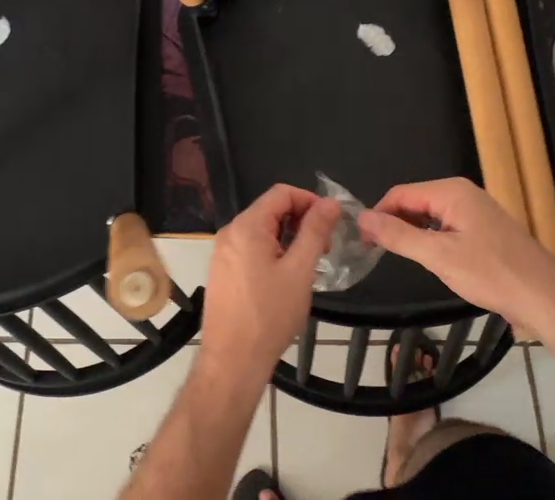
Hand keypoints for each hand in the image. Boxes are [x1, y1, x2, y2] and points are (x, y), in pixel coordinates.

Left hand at [200, 184, 338, 382]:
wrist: (232, 361)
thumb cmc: (269, 315)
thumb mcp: (299, 271)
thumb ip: (315, 232)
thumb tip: (330, 203)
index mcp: (246, 226)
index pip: (281, 193)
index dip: (310, 201)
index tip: (331, 223)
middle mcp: (230, 233)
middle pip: (270, 210)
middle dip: (301, 221)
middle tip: (325, 248)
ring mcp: (222, 253)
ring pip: (261, 232)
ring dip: (288, 239)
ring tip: (309, 265)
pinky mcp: (222, 273)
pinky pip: (251, 250)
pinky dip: (273, 253)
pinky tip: (287, 279)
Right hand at [357, 178, 554, 323]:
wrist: (545, 298)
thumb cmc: (491, 274)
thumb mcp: (438, 256)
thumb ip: (398, 235)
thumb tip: (362, 218)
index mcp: (451, 191)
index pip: (400, 194)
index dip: (378, 214)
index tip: (362, 241)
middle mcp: (464, 193)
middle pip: (415, 201)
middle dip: (394, 223)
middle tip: (376, 252)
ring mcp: (477, 210)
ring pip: (431, 215)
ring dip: (413, 233)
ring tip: (398, 257)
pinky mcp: (486, 229)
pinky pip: (448, 226)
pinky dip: (432, 239)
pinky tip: (431, 260)